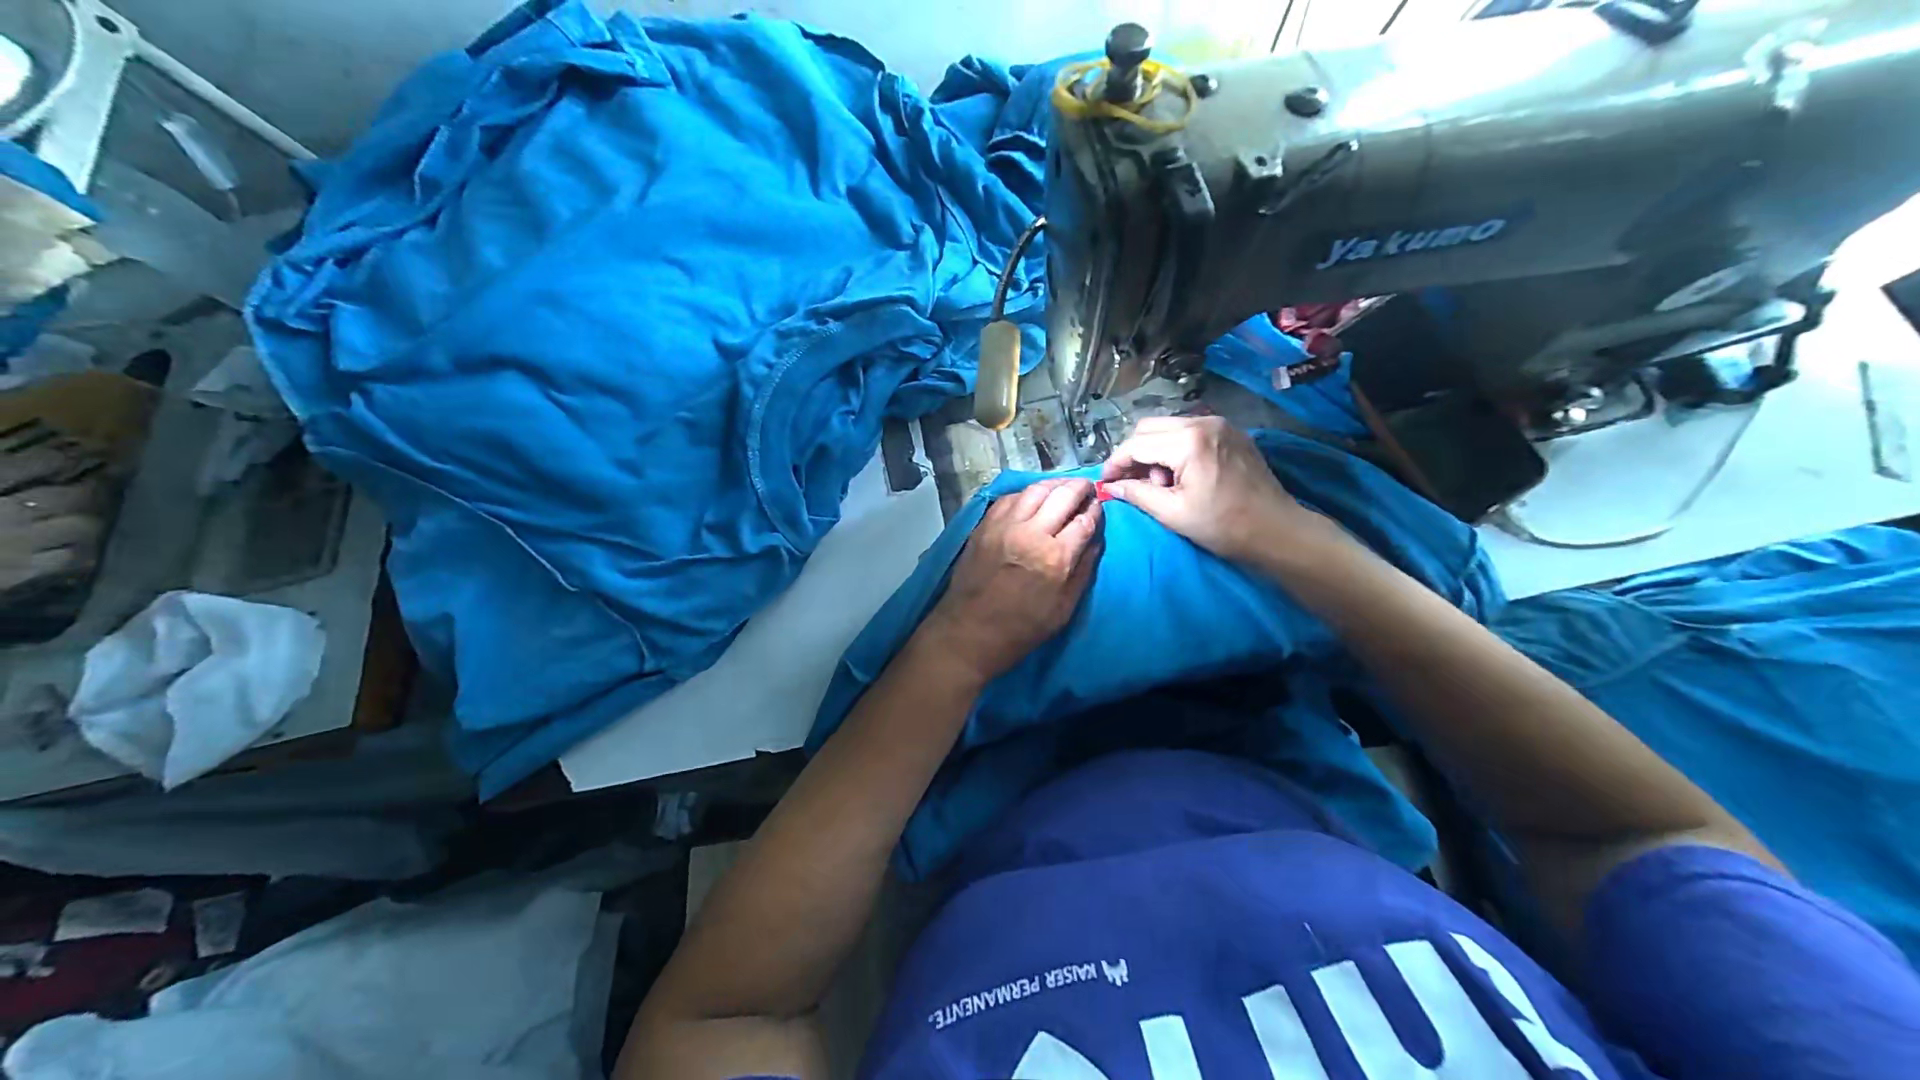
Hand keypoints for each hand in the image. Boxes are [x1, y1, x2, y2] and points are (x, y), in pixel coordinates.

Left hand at [919, 477, 1103, 684]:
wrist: (969, 631)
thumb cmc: (1022, 628)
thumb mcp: (1064, 608)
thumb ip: (1083, 570)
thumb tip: (1096, 540)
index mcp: (1055, 557)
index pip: (1085, 521)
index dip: (1096, 510)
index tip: (1100, 505)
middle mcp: (1031, 533)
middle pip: (1062, 496)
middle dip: (1080, 488)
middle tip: (1088, 487)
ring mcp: (1005, 525)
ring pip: (1035, 490)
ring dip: (1054, 484)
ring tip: (1064, 486)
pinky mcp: (985, 525)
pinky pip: (1011, 498)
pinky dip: (1027, 493)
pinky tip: (1035, 497)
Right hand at [1100, 416, 1314, 562]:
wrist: (1276, 529)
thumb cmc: (1223, 526)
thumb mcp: (1172, 513)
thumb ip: (1137, 493)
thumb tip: (1111, 486)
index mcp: (1188, 441)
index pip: (1136, 444)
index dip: (1116, 463)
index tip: (1106, 483)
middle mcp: (1203, 422)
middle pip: (1149, 427)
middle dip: (1134, 453)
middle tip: (1134, 483)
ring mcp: (1220, 424)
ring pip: (1168, 426)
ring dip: (1154, 450)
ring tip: (1162, 482)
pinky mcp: (1231, 432)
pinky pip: (1189, 430)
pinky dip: (1175, 447)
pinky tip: (1181, 474)